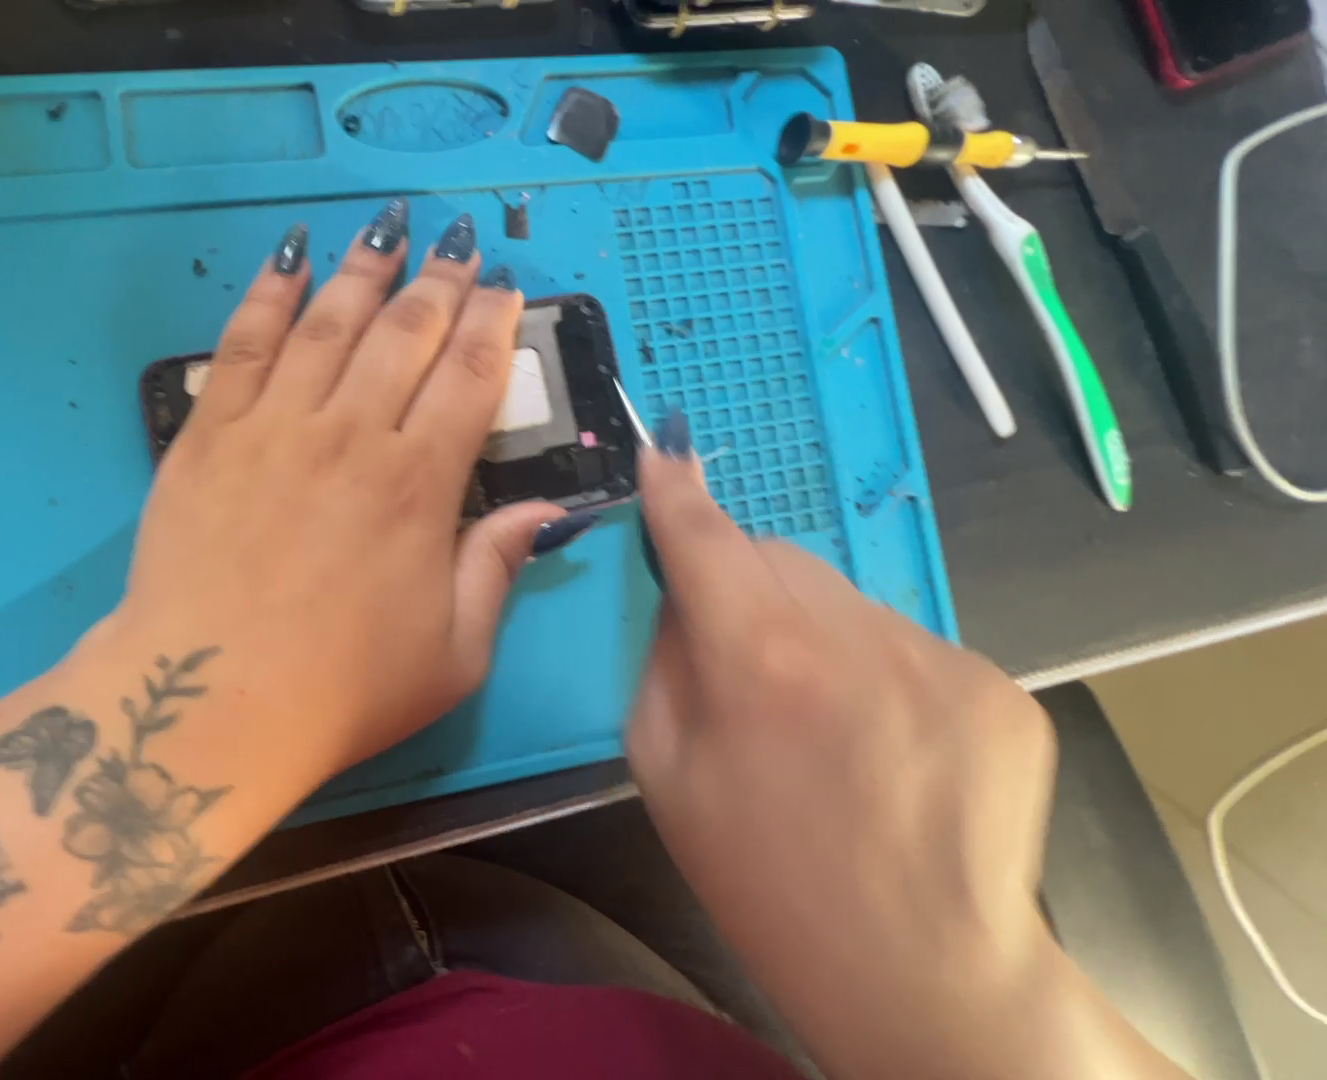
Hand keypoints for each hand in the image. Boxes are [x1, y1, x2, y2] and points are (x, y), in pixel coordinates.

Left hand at [116, 202, 574, 774]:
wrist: (209, 702)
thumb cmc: (341, 691)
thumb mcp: (454, 654)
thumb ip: (498, 570)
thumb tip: (549, 511)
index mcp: (419, 485)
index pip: (470, 378)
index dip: (494, 325)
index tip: (507, 289)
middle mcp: (351, 435)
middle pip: (406, 333)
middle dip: (441, 282)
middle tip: (460, 244)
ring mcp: (273, 426)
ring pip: (328, 322)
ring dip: (365, 269)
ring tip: (388, 227)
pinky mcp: (208, 433)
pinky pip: (243, 342)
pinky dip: (268, 292)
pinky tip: (290, 258)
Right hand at [626, 446, 1065, 1078]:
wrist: (916, 967)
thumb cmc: (756, 872)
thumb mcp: (662, 767)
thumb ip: (663, 658)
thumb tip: (681, 590)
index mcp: (759, 661)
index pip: (705, 539)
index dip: (676, 493)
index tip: (663, 447)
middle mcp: (855, 637)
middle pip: (776, 558)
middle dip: (742, 584)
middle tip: (736, 659)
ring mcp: (940, 656)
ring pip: (840, 597)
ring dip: (809, 627)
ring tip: (816, 716)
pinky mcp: (1000, 683)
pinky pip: (901, 638)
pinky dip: (871, 664)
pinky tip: (879, 736)